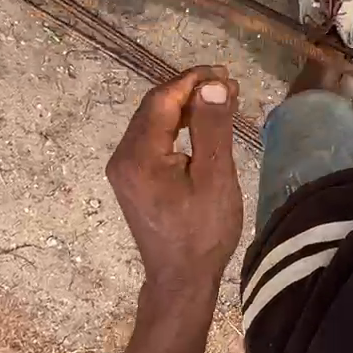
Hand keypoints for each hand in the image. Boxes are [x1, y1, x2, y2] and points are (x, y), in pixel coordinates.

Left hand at [105, 67, 244, 291]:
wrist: (181, 279)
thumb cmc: (203, 233)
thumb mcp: (214, 178)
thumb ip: (212, 128)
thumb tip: (213, 84)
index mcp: (139, 155)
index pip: (162, 100)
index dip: (193, 80)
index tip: (226, 74)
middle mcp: (122, 157)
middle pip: (155, 108)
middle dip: (191, 91)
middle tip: (229, 86)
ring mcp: (125, 169)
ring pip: (154, 123)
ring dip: (186, 108)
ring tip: (222, 102)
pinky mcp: (133, 179)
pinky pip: (154, 141)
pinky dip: (178, 128)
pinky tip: (202, 128)